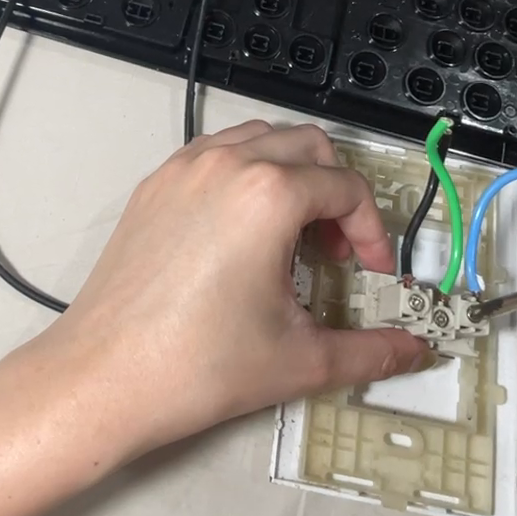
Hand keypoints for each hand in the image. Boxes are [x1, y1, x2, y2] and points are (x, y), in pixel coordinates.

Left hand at [28, 121, 430, 461]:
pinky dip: (244, 174)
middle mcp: (225, 164)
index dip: (373, 231)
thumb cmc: (197, 365)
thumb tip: (414, 352)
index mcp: (267, 194)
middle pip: (308, 145)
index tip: (371, 271)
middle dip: (336, 191)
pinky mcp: (153, 185)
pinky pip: (214, 154)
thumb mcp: (300, 359)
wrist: (102, 377)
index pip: (346, 188)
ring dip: (290, 174)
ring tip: (291, 235)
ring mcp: (182, 169)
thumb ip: (371, 351)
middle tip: (336, 249)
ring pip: (258, 139)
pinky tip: (241, 231)